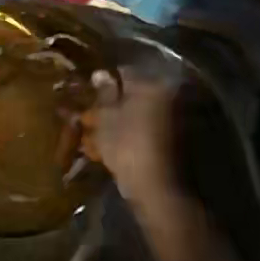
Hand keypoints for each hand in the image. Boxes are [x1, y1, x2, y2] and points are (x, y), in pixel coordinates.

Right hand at [84, 65, 178, 204]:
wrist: (155, 188)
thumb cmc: (126, 144)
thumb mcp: (106, 116)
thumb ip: (104, 93)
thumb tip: (101, 73)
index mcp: (151, 86)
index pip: (124, 72)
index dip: (104, 81)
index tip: (89, 90)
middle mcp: (165, 97)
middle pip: (131, 94)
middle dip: (110, 103)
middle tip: (89, 114)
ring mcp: (170, 120)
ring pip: (135, 113)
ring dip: (116, 120)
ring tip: (93, 133)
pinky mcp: (170, 141)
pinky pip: (143, 130)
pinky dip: (127, 134)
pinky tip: (108, 147)